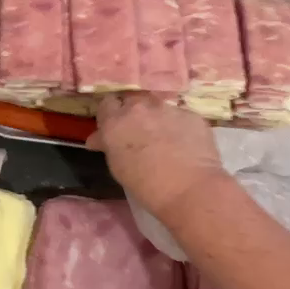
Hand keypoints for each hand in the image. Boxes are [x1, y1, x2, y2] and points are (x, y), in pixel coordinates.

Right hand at [88, 93, 227, 215]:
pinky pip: (180, 117)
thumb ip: (107, 145)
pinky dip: (178, 127)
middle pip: (132, 99)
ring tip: (164, 137)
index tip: (115, 126)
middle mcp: (139, 107)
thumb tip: (98, 139)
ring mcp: (167, 108)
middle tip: (139, 130)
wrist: (190, 189)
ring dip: (157, 117)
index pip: (107, 103)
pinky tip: (184, 144)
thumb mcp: (116, 166)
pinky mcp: (191, 115)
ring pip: (157, 106)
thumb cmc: (146, 185)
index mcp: (114, 121)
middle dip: (134, 111)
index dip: (111, 113)